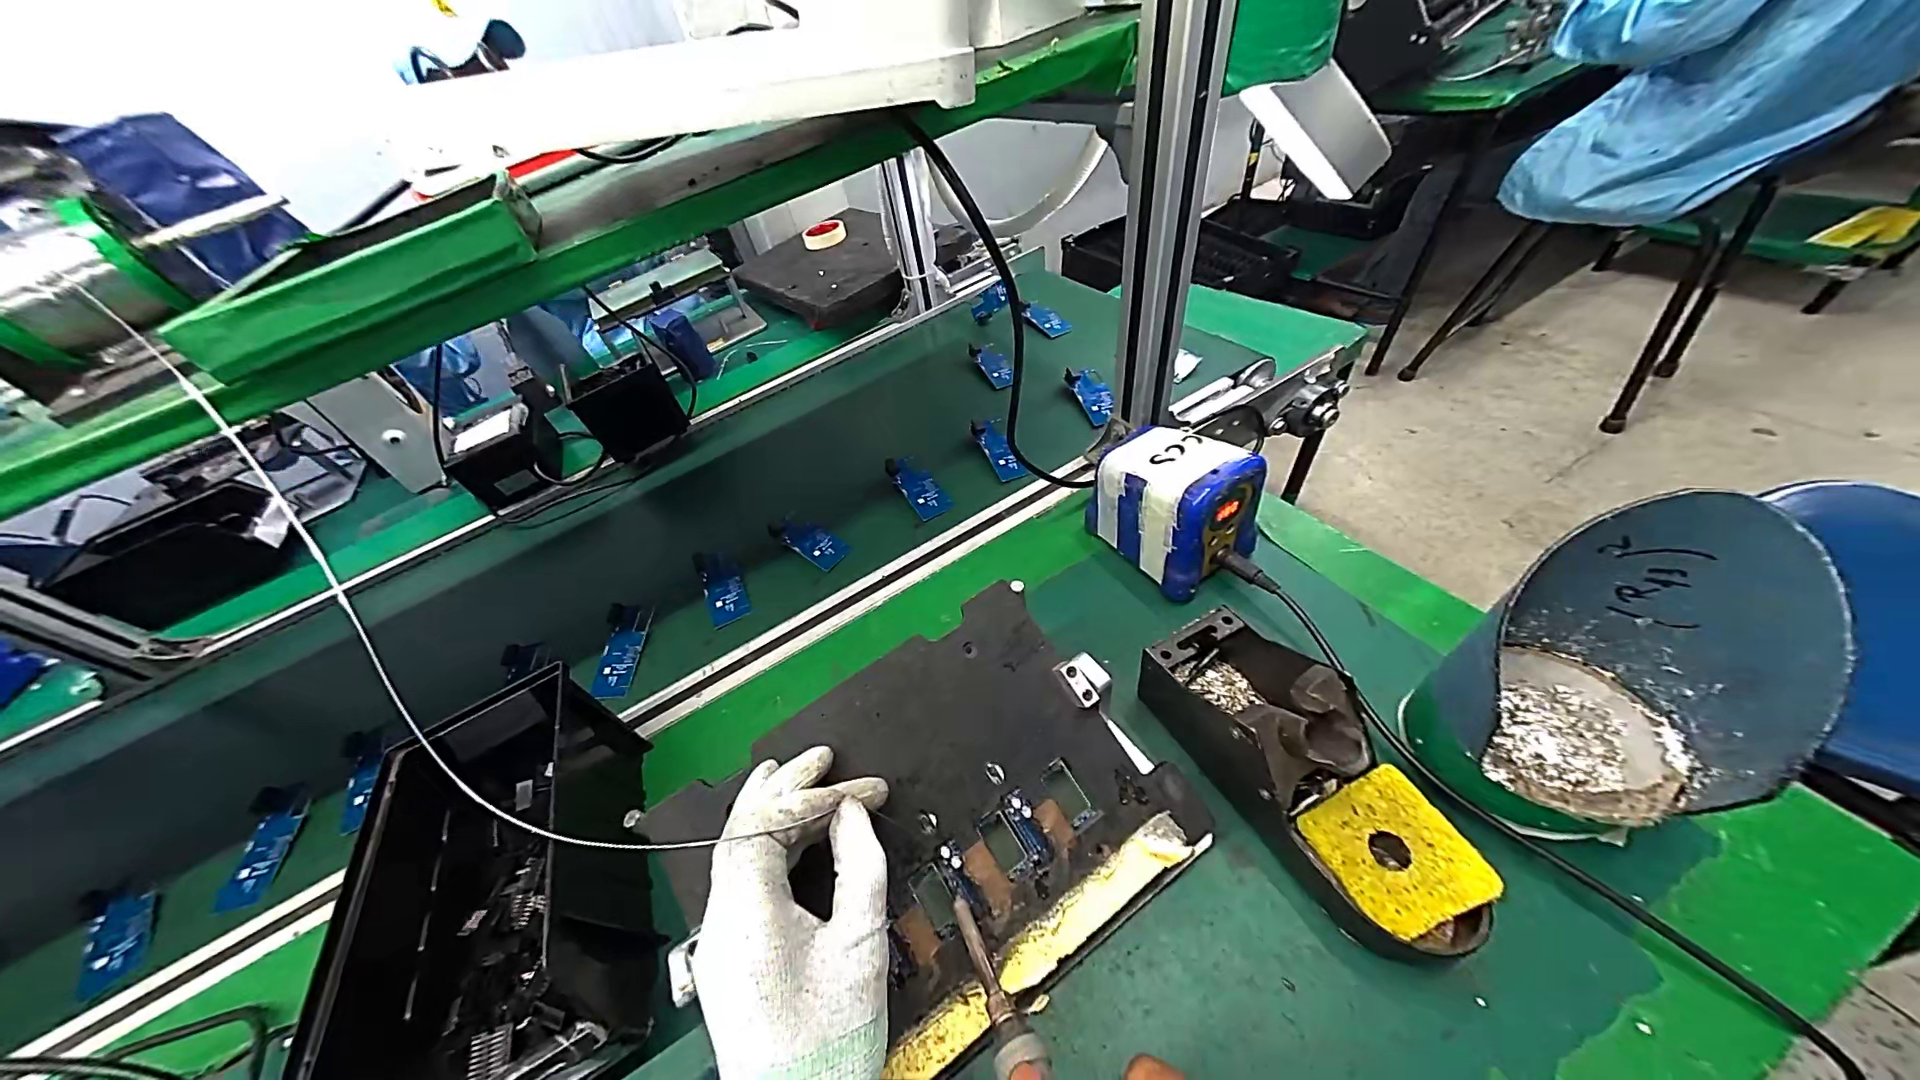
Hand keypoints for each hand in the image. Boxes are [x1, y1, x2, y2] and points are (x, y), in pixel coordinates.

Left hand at [693, 747, 890, 1078]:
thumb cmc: (828, 1039)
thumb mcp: (860, 940)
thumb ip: (859, 863)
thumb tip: (852, 814)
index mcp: (749, 913)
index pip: (770, 823)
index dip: (819, 795)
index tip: (864, 790)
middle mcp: (721, 918)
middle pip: (743, 826)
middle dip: (785, 784)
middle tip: (823, 758)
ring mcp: (718, 933)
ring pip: (736, 847)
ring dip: (768, 805)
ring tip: (793, 773)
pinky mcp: (728, 946)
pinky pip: (740, 872)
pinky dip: (765, 839)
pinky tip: (782, 827)